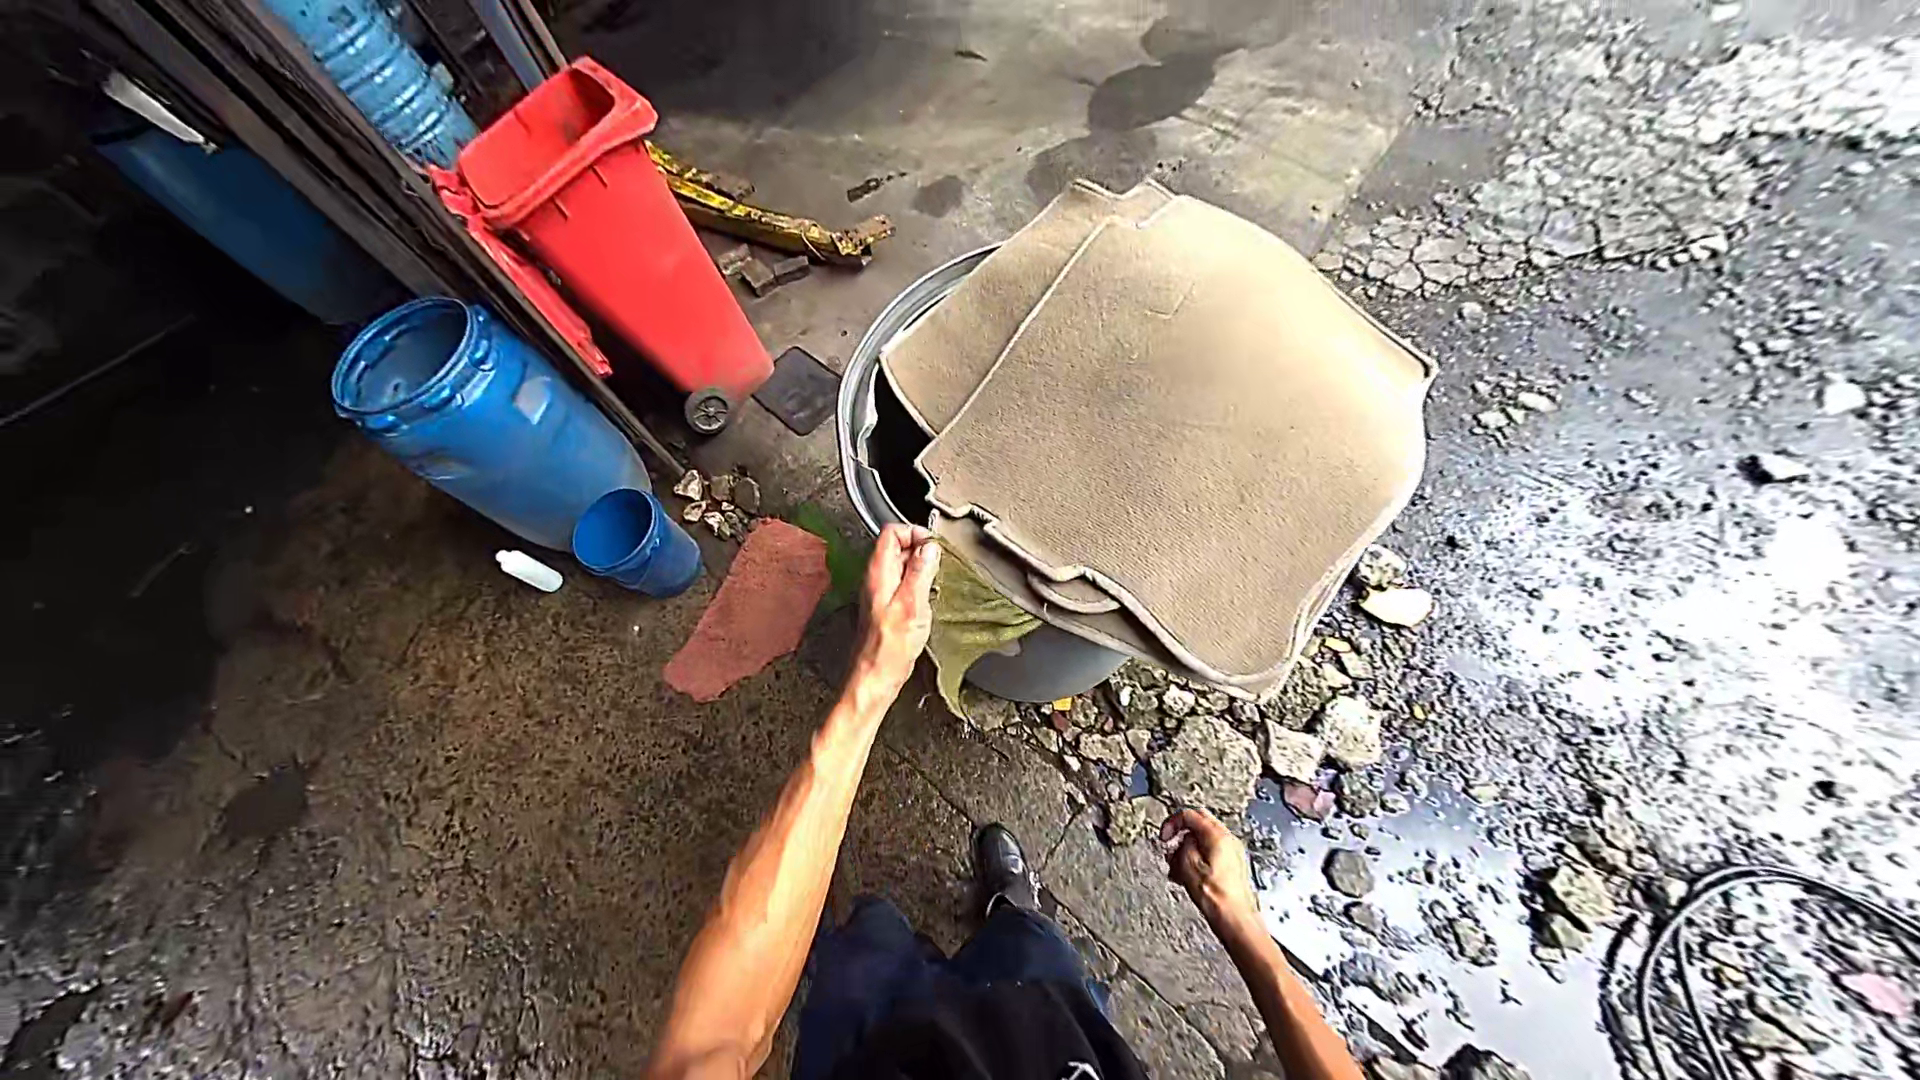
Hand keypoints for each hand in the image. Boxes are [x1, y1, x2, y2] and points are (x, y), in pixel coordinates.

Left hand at [850, 524, 939, 696]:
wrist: (877, 674)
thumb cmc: (889, 647)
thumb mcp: (911, 604)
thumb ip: (920, 572)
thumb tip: (929, 548)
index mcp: (878, 572)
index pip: (892, 532)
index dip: (914, 533)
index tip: (933, 546)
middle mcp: (877, 578)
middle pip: (899, 545)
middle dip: (922, 550)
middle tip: (938, 565)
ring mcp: (882, 591)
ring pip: (903, 564)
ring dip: (922, 568)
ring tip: (934, 582)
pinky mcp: (889, 605)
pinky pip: (905, 583)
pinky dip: (919, 584)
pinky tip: (927, 598)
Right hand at [1162, 808, 1260, 938]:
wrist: (1237, 923)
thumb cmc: (1216, 898)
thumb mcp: (1187, 865)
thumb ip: (1183, 843)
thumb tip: (1185, 840)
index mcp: (1218, 836)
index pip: (1189, 815)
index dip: (1171, 823)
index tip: (1164, 837)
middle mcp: (1229, 840)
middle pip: (1199, 822)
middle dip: (1181, 833)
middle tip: (1170, 846)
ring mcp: (1233, 853)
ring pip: (1204, 838)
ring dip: (1187, 848)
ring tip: (1177, 867)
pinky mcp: (1233, 867)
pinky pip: (1211, 852)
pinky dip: (1197, 857)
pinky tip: (1188, 875)